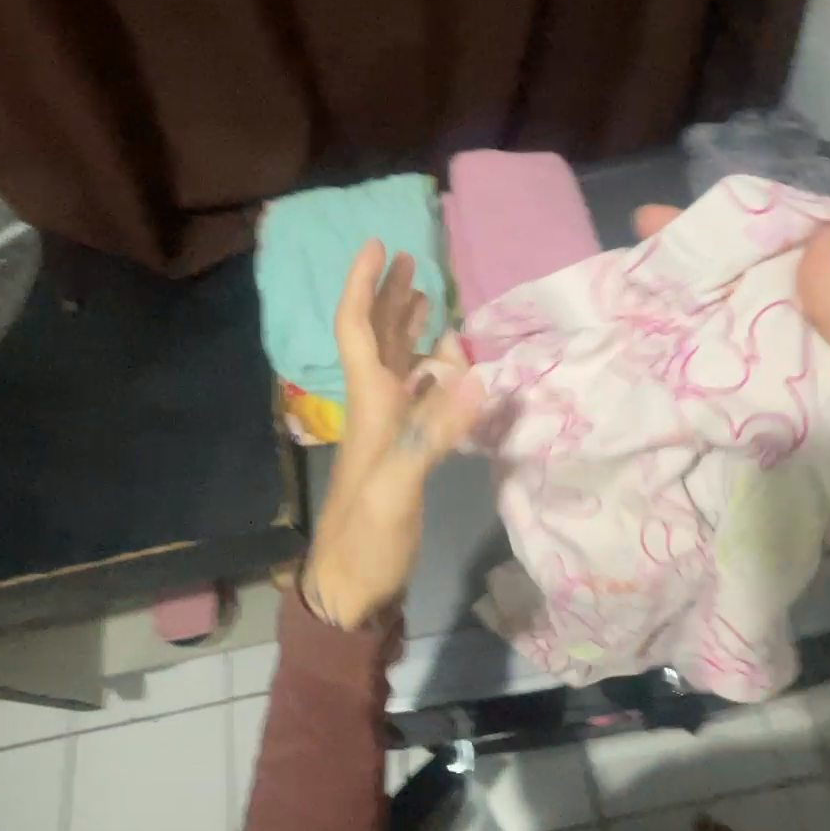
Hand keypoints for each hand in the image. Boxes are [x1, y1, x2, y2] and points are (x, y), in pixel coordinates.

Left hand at [302, 241, 483, 628]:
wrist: (351, 586)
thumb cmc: (367, 539)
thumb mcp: (398, 488)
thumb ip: (433, 433)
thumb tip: (478, 377)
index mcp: (368, 403)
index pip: (357, 329)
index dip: (364, 285)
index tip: (377, 245)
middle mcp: (374, 406)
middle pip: (376, 337)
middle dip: (389, 295)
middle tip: (409, 259)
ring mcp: (387, 429)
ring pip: (395, 363)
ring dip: (407, 326)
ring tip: (426, 297)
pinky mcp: (401, 451)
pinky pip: (415, 395)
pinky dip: (429, 370)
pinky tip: (444, 367)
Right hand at [634, 206, 829, 525]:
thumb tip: (813, 238)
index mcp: (824, 307)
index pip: (766, 257)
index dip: (719, 233)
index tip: (662, 220)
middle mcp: (780, 336)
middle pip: (721, 296)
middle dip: (672, 276)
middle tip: (619, 266)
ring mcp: (756, 382)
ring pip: (704, 343)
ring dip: (662, 327)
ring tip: (609, 311)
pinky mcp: (741, 424)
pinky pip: (702, 396)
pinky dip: (670, 383)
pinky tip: (628, 371)